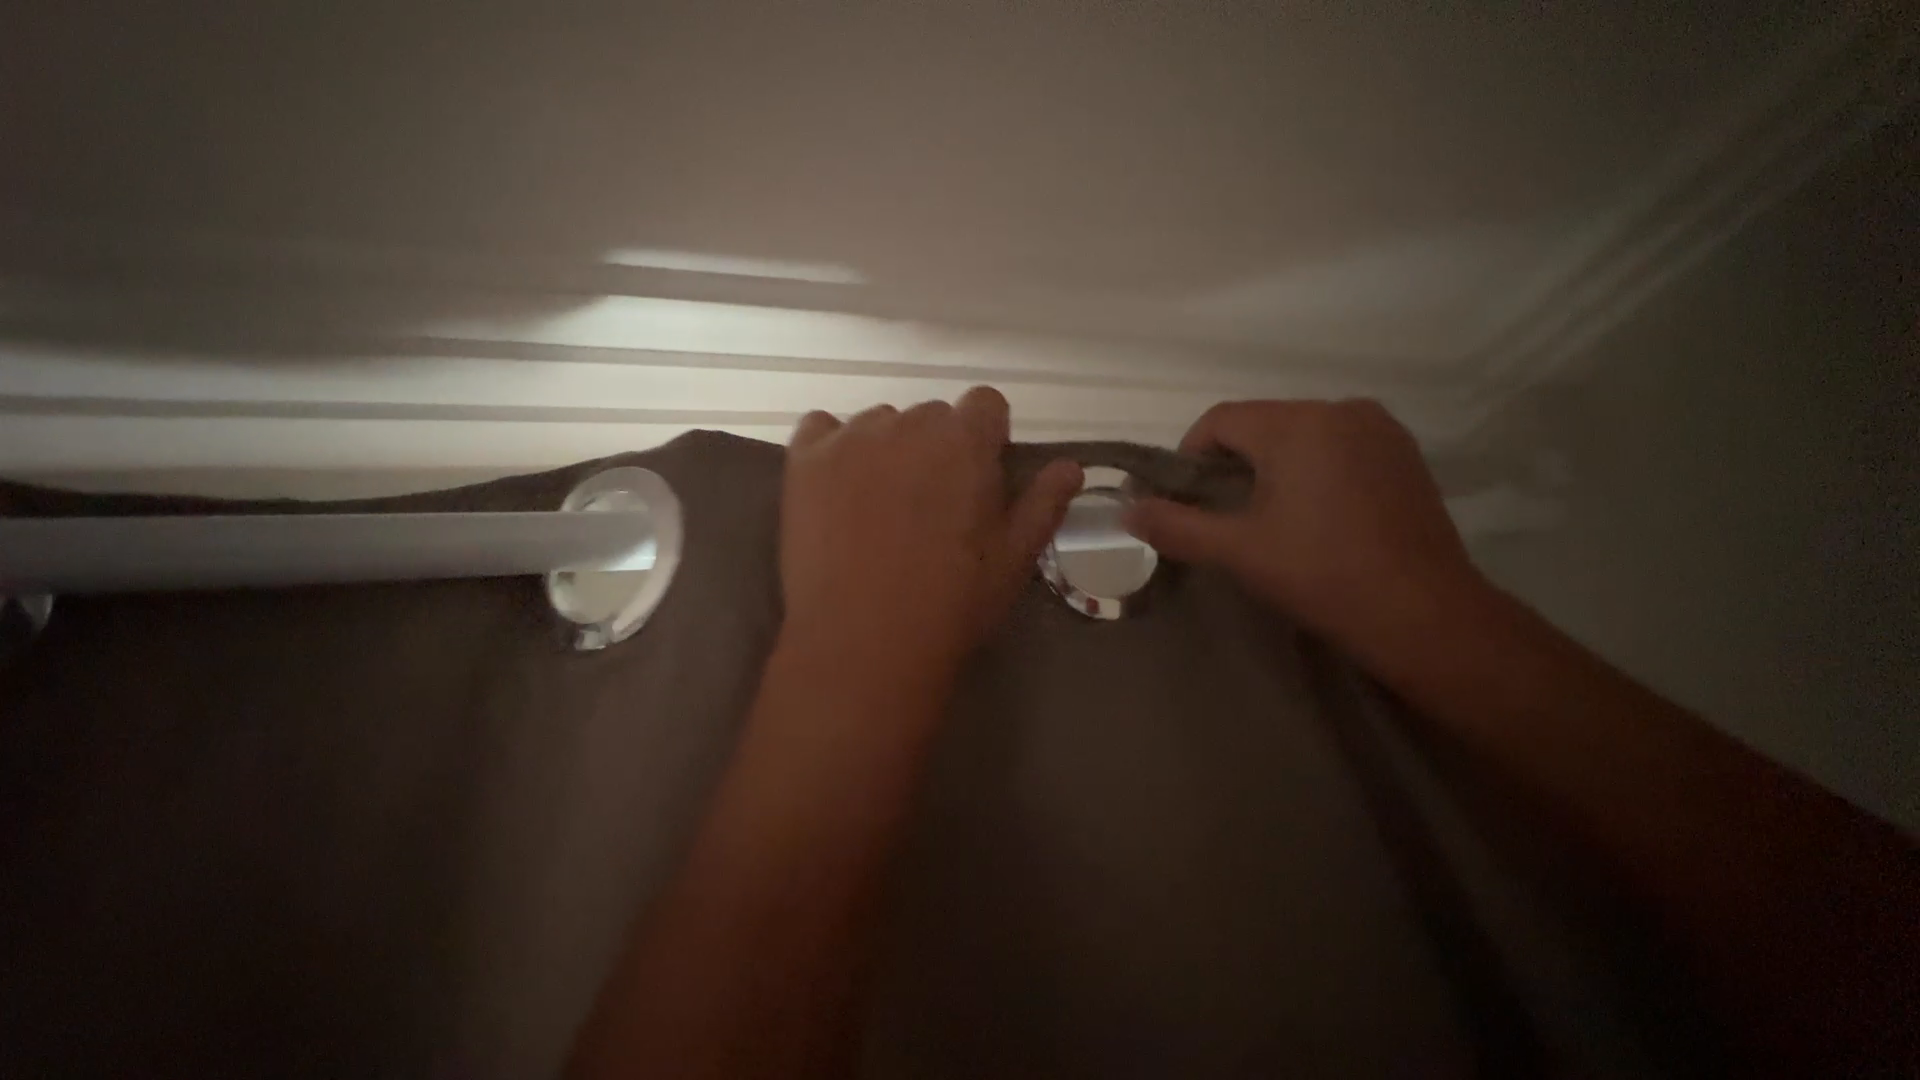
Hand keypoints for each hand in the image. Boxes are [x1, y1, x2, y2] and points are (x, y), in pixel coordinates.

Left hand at [780, 387, 1082, 681]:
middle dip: (937, 448)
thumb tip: (1071, 465)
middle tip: (930, 506)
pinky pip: (821, 429)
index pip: (986, 404)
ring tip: (880, 508)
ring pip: (879, 424)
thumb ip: (1043, 503)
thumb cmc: (951, 605)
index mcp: (965, 441)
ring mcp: (850, 438)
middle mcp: (908, 423)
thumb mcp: (1014, 560)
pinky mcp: (804, 460)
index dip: (986, 439)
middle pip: (931, 416)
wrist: (863, 643)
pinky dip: (833, 449)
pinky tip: (837, 492)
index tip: (978, 480)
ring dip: (887, 450)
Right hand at [1123, 399, 1480, 646]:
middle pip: (1261, 423)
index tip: (1183, 501)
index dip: (1188, 457)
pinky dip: (1314, 470)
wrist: (1424, 614)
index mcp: (1297, 424)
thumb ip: (1176, 525)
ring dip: (1273, 467)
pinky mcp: (1404, 455)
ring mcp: (1380, 430)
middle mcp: (1341, 410)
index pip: (1219, 420)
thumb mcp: (1238, 551)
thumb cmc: (1322, 575)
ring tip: (1269, 520)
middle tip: (1223, 517)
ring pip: (1301, 435)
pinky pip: (1338, 447)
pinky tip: (1316, 517)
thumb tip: (1127, 511)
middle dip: (1232, 464)